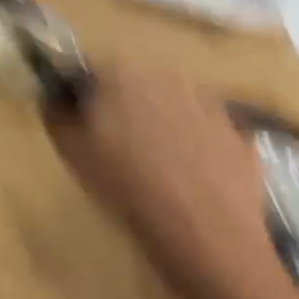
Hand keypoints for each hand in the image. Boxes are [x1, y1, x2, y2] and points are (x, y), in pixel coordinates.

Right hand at [47, 65, 298, 298]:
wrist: (205, 234)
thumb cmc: (125, 182)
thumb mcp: (68, 145)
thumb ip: (54, 108)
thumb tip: (55, 94)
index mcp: (121, 72)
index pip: (91, 65)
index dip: (82, 87)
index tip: (78, 110)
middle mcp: (168, 77)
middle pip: (137, 79)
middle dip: (125, 99)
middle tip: (115, 132)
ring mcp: (213, 106)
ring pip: (175, 102)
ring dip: (163, 116)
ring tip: (155, 152)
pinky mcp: (243, 138)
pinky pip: (209, 130)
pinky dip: (198, 141)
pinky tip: (190, 169)